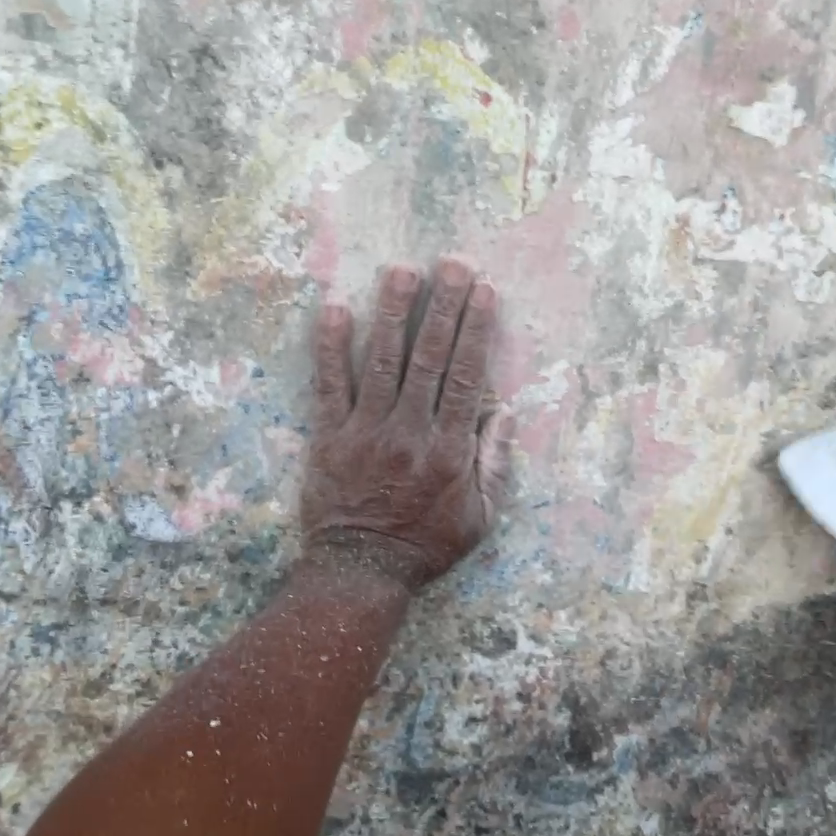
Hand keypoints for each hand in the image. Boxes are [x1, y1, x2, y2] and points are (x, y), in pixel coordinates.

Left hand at [299, 257, 511, 592]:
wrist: (361, 572)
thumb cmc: (427, 546)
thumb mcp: (481, 518)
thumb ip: (495, 465)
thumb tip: (505, 414)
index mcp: (451, 450)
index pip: (467, 378)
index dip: (476, 330)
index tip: (483, 292)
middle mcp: (411, 432)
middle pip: (430, 359)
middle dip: (443, 307)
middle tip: (452, 264)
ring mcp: (367, 432)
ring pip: (383, 362)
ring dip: (393, 314)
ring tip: (401, 271)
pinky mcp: (330, 437)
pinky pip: (330, 386)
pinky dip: (331, 348)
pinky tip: (337, 310)